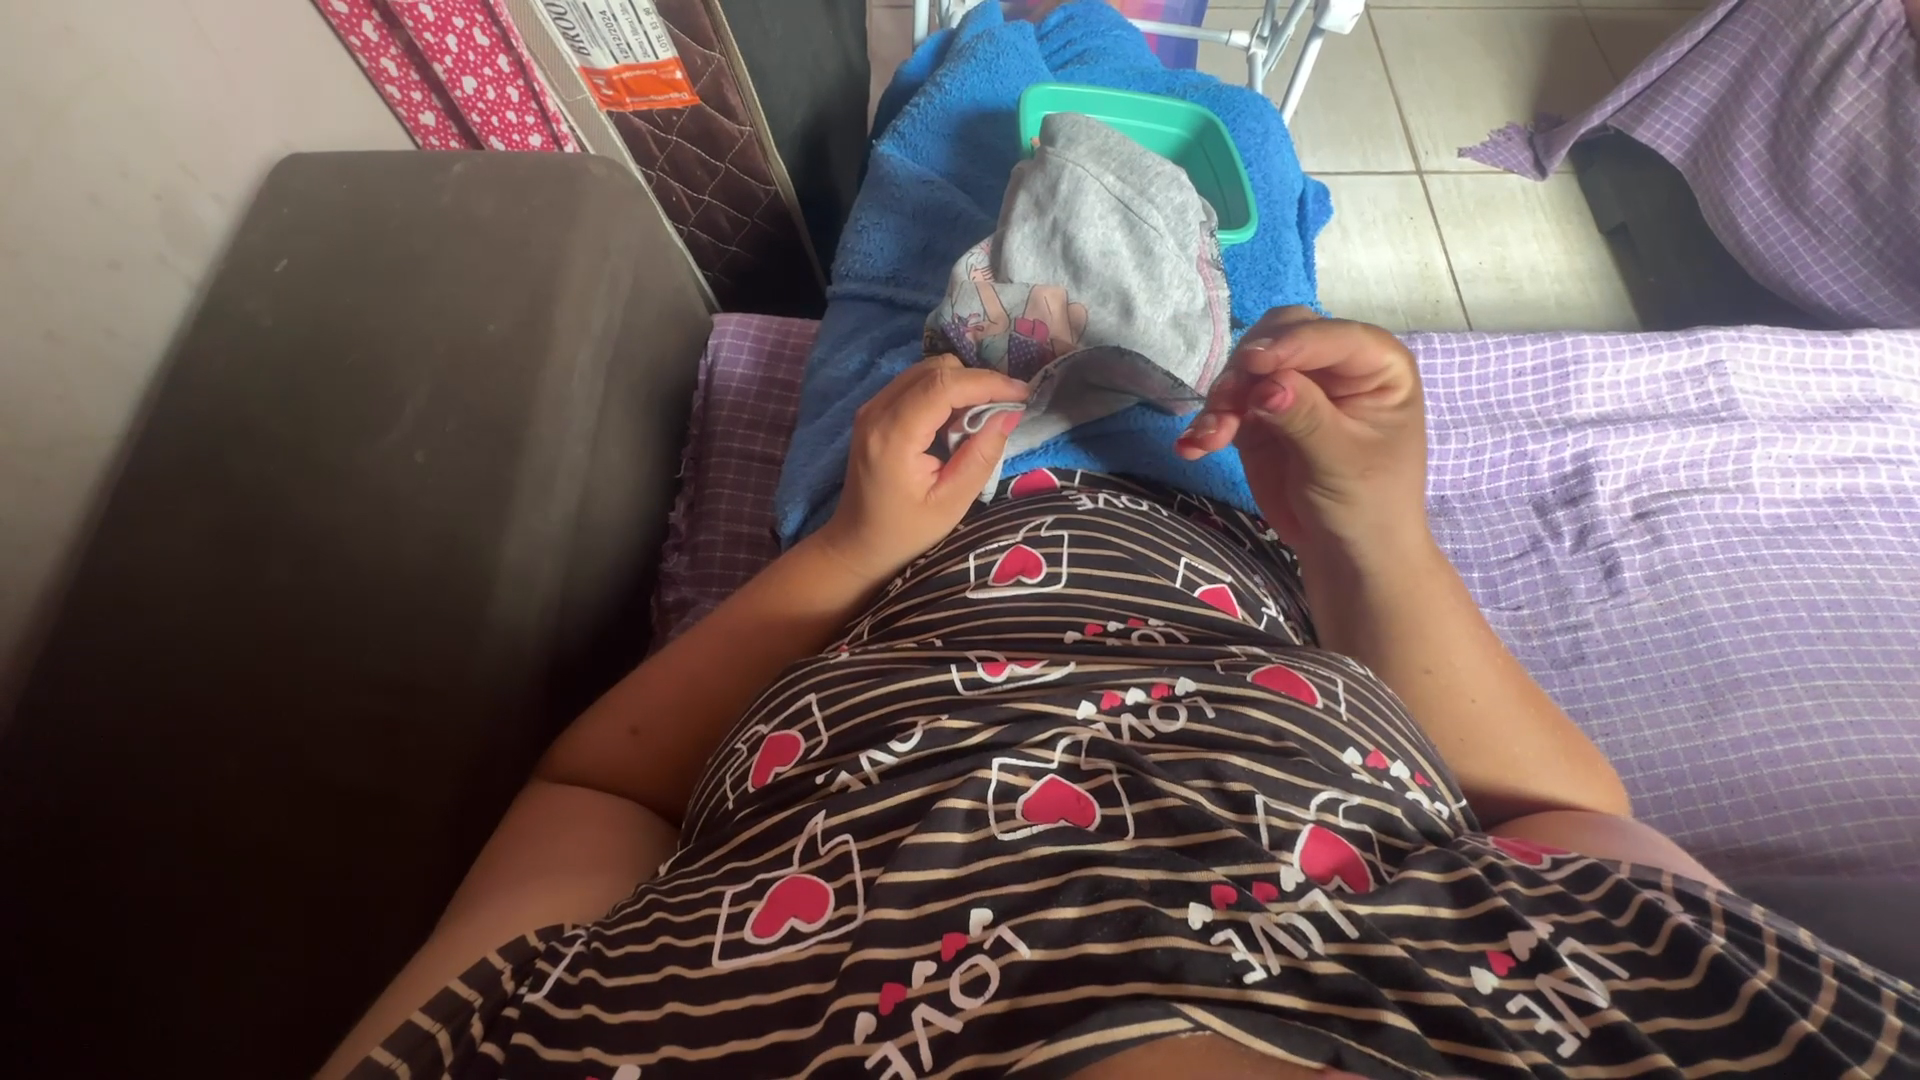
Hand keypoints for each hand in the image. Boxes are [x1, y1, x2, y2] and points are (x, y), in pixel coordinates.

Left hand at [816, 355, 1029, 581]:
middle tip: (1004, 410)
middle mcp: (877, 412)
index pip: (943, 386)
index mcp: (893, 437)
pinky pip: (916, 384)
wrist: (857, 542)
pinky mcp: (874, 411)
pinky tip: (956, 422)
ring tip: (981, 420)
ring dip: (961, 387)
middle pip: (935, 370)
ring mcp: (871, 408)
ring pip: (926, 371)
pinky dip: (944, 393)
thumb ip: (981, 456)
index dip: (987, 382)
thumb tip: (1010, 414)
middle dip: (976, 382)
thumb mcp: (951, 503)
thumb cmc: (905, 531)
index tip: (1022, 394)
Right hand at [1173, 307, 1429, 563]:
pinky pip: (1225, 409)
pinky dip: (1207, 425)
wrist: (1345, 552)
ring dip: (1220, 401)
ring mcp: (1291, 392)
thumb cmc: (1367, 504)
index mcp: (1373, 367)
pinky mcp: (1257, 419)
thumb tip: (1265, 385)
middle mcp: (1330, 369)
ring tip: (1208, 440)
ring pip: (1244, 372)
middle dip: (1247, 367)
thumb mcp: (1341, 461)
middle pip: (1278, 338)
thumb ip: (1305, 418)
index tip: (1253, 363)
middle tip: (1226, 400)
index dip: (1291, 344)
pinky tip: (1192, 448)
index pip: (1330, 337)